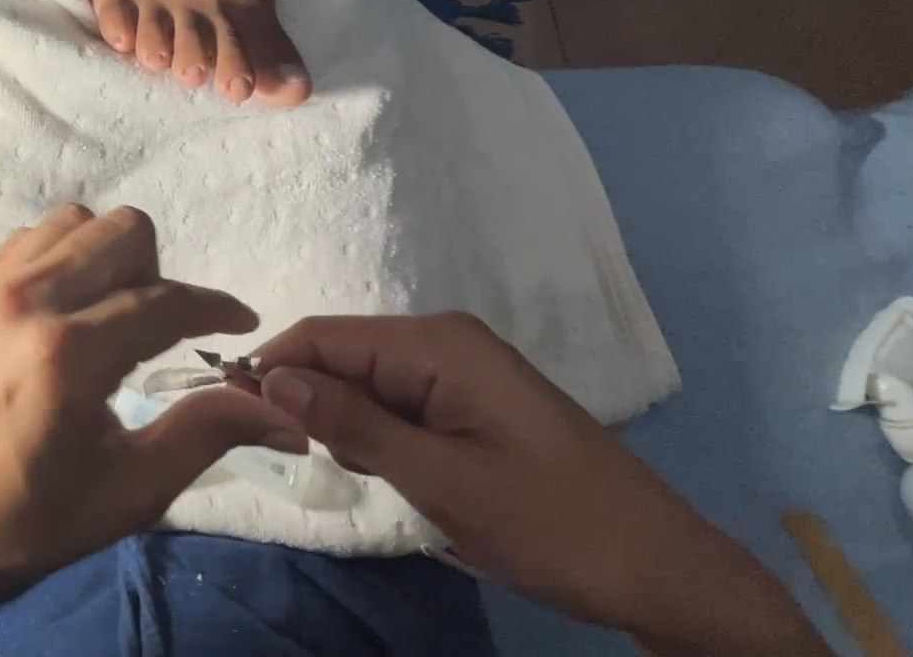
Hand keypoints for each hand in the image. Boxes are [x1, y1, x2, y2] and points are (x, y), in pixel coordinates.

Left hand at [0, 203, 295, 597]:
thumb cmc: (23, 520)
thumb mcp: (126, 492)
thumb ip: (205, 434)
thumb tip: (279, 410)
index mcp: (68, 355)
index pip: (164, 301)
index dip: (213, 308)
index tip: (236, 321)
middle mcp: (25, 300)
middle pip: (122, 230)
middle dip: (157, 272)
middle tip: (152, 328)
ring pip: (72, 221)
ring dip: (105, 256)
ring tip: (104, 315)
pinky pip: (26, 239)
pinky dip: (58, 258)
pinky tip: (58, 311)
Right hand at [249, 313, 827, 654]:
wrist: (670, 576)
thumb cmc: (555, 526)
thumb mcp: (442, 481)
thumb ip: (352, 423)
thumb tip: (270, 376)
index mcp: (436, 344)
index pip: (322, 336)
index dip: (273, 368)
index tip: (242, 416)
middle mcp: (442, 339)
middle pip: (340, 354)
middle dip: (313, 400)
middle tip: (315, 461)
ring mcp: (458, 367)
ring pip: (362, 379)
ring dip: (347, 422)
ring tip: (375, 473)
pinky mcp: (467, 396)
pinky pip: (394, 398)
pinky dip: (378, 431)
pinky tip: (400, 469)